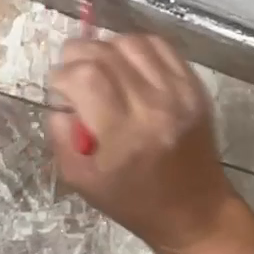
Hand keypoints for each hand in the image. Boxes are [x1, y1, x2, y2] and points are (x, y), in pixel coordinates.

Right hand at [47, 34, 241, 253]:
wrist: (195, 210)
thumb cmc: (133, 201)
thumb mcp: (82, 180)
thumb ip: (60, 136)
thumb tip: (60, 100)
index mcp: (123, 135)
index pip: (85, 77)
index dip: (62, 74)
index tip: (59, 88)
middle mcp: (152, 107)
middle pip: (105, 54)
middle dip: (77, 55)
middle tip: (71, 72)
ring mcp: (178, 92)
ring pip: (131, 43)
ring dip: (105, 47)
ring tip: (98, 64)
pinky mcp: (194, 86)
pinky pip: (160, 45)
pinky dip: (135, 45)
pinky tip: (125, 61)